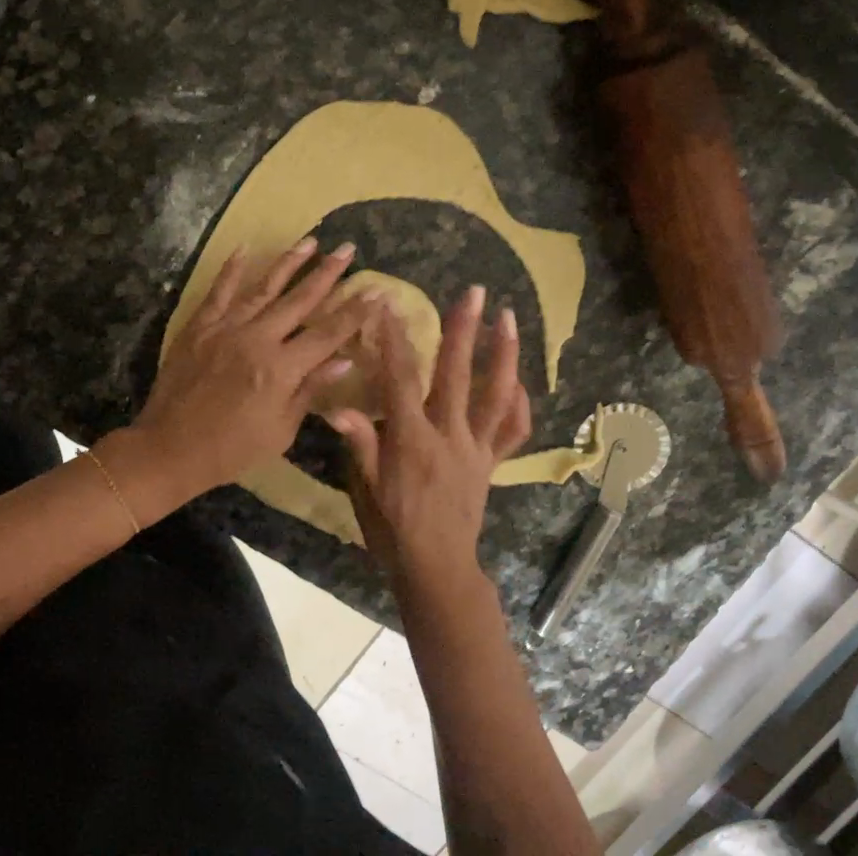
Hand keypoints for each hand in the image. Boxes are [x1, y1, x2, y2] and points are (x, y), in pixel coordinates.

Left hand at [124, 239, 382, 504]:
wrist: (169, 447)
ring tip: (310, 241)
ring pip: (263, 288)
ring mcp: (225, 329)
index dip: (354, 312)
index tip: (377, 290)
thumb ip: (309, 390)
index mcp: (280, 369)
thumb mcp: (280, 430)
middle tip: (347, 249)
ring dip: (288, 263)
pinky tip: (244, 248)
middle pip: (299, 301)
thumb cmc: (231, 449)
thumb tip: (343, 360)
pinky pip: (219, 292)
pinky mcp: (199, 327)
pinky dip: (232, 269)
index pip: (327, 334)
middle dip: (327, 274)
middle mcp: (256, 339)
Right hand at [326, 285, 532, 593]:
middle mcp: (449, 435)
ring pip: (496, 395)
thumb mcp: (364, 488)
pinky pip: (512, 430)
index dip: (393, 340)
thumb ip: (359, 444)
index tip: (390, 306)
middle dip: (464, 329)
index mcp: (411, 439)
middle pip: (458, 374)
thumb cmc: (392, 528)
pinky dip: (519, 403)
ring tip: (508, 319)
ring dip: (504, 354)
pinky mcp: (491, 464)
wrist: (436, 566)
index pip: (401, 379)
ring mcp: (476, 449)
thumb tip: (337, 407)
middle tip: (473, 292)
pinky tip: (518, 380)